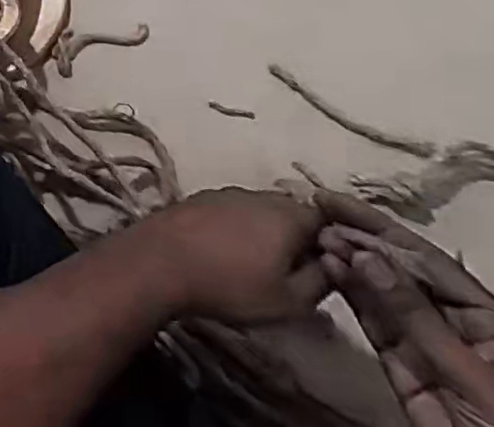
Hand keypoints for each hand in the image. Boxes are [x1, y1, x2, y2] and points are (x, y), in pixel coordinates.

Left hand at [140, 187, 326, 324]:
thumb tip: (335, 265)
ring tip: (259, 263)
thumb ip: (322, 281)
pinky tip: (226, 250)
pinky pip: (229, 210)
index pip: (325, 219)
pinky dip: (236, 227)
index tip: (328, 268)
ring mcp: (222, 192)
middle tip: (294, 269)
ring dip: (265, 231)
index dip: (332, 243)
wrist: (158, 261)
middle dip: (298, 236)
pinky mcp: (196, 199)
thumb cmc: (230, 284)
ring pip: (258, 209)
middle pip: (290, 210)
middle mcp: (255, 194)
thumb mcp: (290, 301)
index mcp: (286, 214)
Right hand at [316, 193, 493, 426]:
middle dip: (363, 243)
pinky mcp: (405, 373)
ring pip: (384, 298)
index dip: (387, 230)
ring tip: (316, 237)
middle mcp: (462, 332)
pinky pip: (375, 327)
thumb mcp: (479, 379)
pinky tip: (329, 270)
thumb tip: (366, 255)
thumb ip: (419, 318)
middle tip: (318, 216)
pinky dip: (351, 297)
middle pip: (405, 276)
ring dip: (350, 265)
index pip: (433, 264)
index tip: (339, 201)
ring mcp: (431, 353)